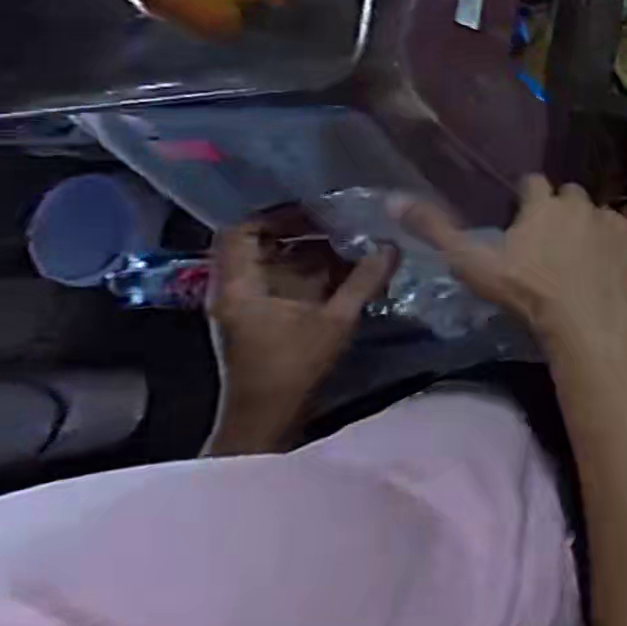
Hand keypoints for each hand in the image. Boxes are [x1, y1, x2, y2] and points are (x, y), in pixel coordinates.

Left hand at [205, 223, 394, 452]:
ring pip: (272, 263)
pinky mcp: (261, 317)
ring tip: (351, 244)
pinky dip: (310, 271)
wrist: (267, 415)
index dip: (276, 215)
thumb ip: (364, 282)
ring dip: (309, 252)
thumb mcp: (336, 320)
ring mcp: (246, 305)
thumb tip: (391, 246)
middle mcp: (235, 289)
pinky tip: (345, 272)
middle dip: (300, 231)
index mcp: (239, 285)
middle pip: (258, 244)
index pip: (241, 232)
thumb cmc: (293, 365)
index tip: (318, 210)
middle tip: (342, 224)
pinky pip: (282, 281)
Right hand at [395, 177, 626, 343]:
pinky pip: (622, 227)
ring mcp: (609, 218)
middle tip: (549, 231)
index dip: (525, 193)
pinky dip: (613, 237)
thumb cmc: (527, 290)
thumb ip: (436, 230)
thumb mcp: (472, 263)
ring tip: (578, 246)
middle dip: (559, 205)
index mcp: (542, 203)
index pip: (532, 181)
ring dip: (587, 220)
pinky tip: (605, 256)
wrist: (586, 314)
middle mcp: (578, 203)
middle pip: (568, 193)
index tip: (520, 208)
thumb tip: (393, 198)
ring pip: (596, 209)